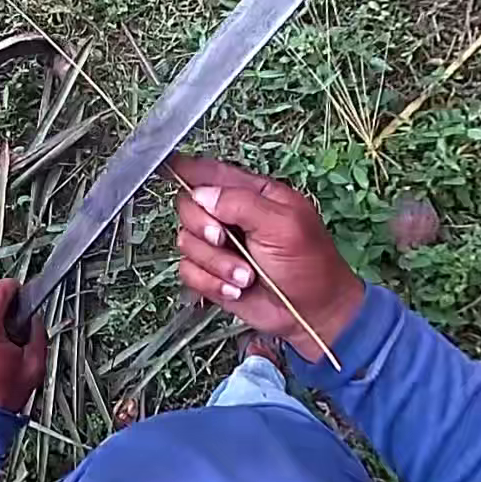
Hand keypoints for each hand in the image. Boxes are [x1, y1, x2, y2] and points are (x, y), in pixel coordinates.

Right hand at [171, 156, 363, 362]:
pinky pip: (188, 271)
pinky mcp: (212, 274)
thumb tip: (200, 194)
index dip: (187, 169)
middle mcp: (230, 217)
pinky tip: (235, 289)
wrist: (313, 314)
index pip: (212, 173)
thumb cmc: (309, 265)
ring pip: (186, 242)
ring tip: (246, 276)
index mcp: (252, 195)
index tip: (168, 167)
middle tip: (223, 240)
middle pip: (188, 207)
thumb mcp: (282, 225)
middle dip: (202, 226)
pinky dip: (210, 282)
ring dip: (215, 263)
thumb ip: (241, 203)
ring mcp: (219, 247)